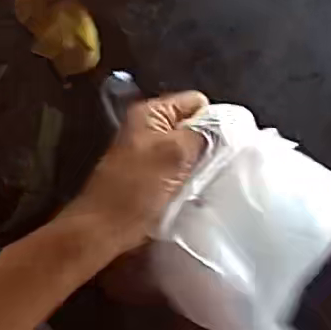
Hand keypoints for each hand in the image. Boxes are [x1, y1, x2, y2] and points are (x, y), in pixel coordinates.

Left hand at [67, 90, 207, 248]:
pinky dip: (190, 179)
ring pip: (189, 151)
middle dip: (208, 144)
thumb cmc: (136, 188)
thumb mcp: (175, 153)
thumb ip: (202, 133)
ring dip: (200, 165)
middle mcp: (148, 128)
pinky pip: (181, 170)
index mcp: (149, 113)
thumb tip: (226, 124)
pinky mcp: (151, 176)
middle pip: (194, 127)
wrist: (105, 228)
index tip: (221, 146)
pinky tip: (195, 192)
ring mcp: (149, 153)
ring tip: (206, 181)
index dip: (213, 120)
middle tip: (217, 166)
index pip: (196, 102)